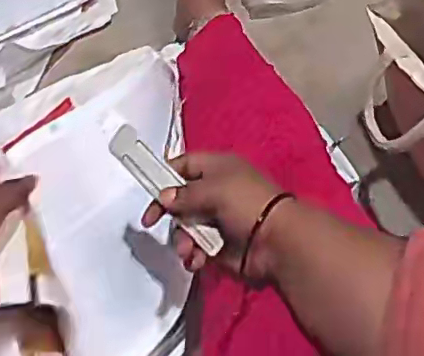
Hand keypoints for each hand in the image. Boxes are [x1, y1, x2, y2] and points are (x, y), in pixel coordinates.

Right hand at [140, 152, 287, 278]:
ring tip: (189, 248)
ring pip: (185, 226)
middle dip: (169, 212)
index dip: (167, 174)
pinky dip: (192, 254)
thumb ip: (186, 193)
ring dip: (181, 238)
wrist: (275, 241)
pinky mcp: (218, 245)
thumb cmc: (247, 203)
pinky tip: (197, 259)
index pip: (186, 164)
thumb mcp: (216, 189)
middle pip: (180, 198)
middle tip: (152, 222)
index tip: (147, 188)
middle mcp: (215, 191)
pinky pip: (195, 248)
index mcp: (218, 168)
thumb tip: (164, 196)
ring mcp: (216, 219)